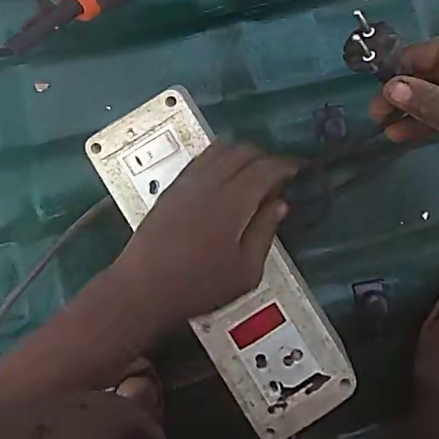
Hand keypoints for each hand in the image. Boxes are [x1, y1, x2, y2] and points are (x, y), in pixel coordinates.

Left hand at [108, 142, 300, 331]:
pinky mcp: (173, 186)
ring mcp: (188, 181)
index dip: (285, 165)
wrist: (142, 289)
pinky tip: (224, 175)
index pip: (266, 168)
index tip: (297, 169)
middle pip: (244, 151)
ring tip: (252, 172)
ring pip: (222, 148)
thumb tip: (280, 205)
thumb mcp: (245, 271)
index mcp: (233, 201)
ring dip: (242, 153)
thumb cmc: (198, 286)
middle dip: (266, 157)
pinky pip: (202, 157)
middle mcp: (211, 182)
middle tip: (277, 174)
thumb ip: (265, 232)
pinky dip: (220, 156)